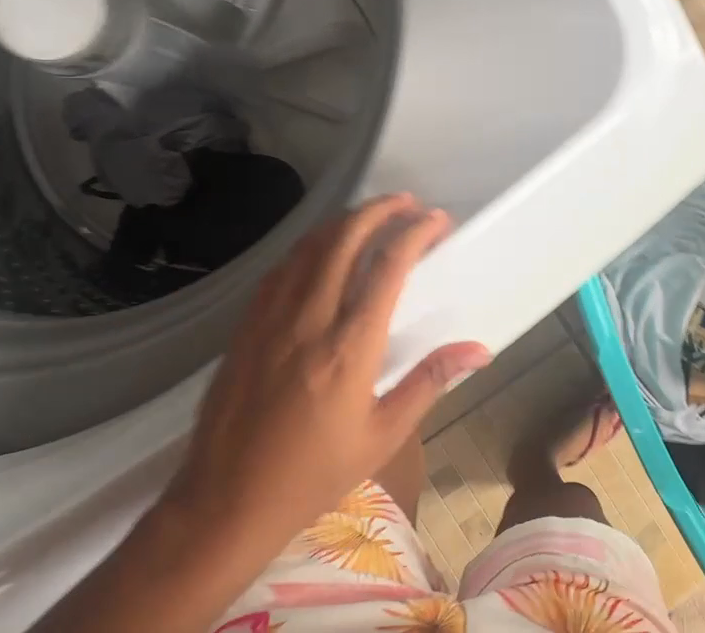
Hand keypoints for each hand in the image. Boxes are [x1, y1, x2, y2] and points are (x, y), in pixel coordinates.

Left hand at [163, 194, 491, 539]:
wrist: (226, 501)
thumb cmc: (313, 475)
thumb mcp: (382, 436)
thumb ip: (429, 382)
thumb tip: (478, 350)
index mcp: (349, 348)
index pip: (388, 267)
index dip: (415, 233)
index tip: (436, 220)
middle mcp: (310, 319)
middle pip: (345, 239)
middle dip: (380, 210)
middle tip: (407, 204)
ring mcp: (271, 317)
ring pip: (310, 246)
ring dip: (344, 221)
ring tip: (371, 216)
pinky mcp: (246, 325)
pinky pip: (282, 267)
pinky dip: (310, 246)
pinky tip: (322, 251)